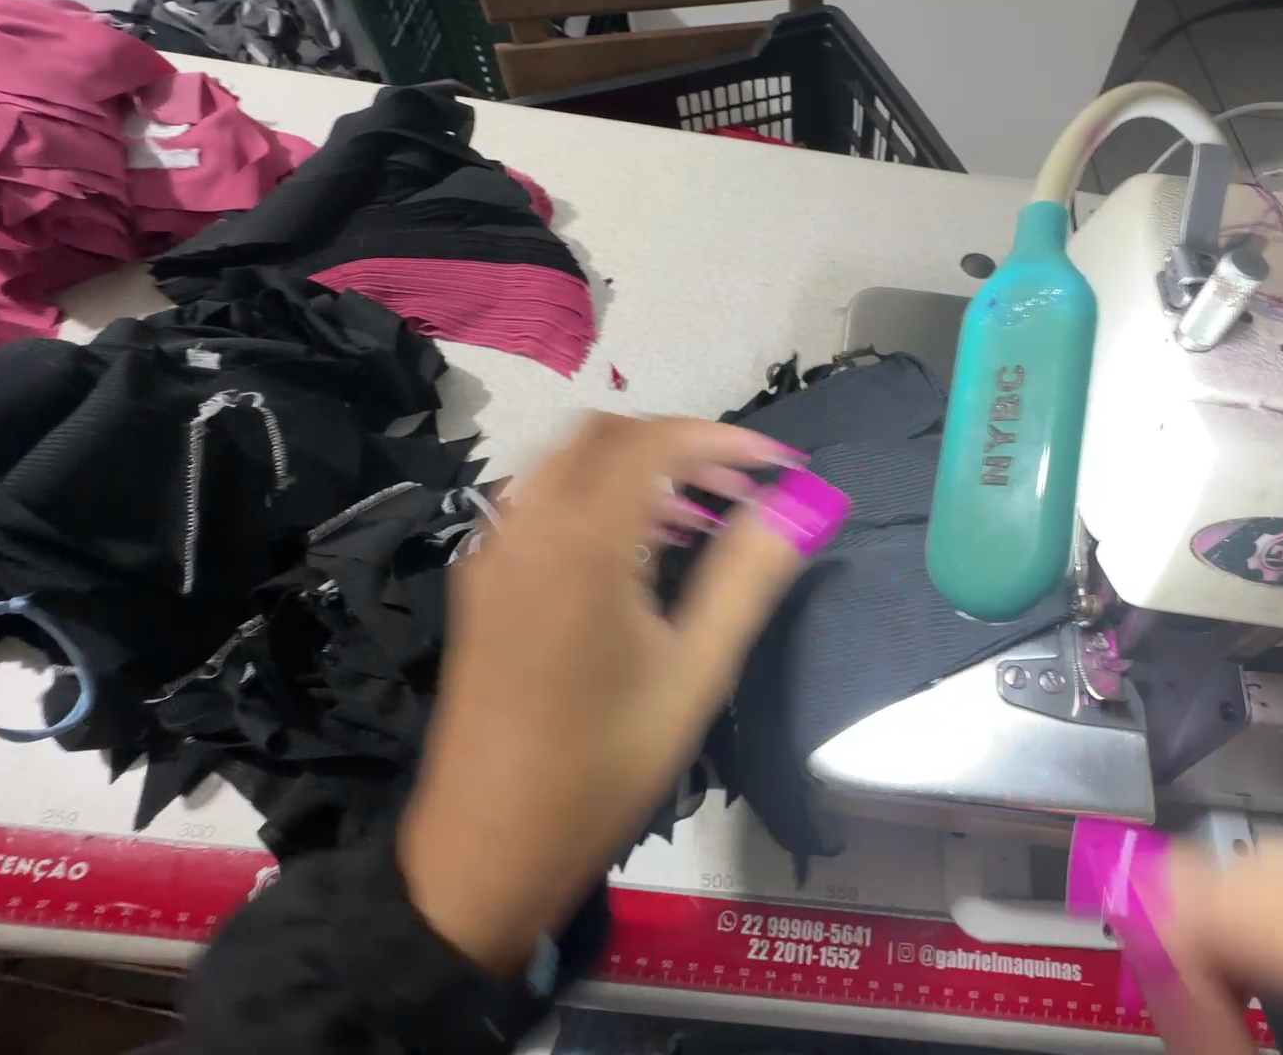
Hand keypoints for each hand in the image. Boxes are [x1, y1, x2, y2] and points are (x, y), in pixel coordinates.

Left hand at [398, 414, 831, 972]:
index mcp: (580, 544)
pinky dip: (597, 499)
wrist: (488, 847)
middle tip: (739, 488)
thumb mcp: (697, 671)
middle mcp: (525, 528)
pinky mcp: (483, 583)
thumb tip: (799, 508)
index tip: (778, 464)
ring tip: (699, 518)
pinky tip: (638, 553)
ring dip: (637, 470)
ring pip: (568, 465)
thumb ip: (749, 576)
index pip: (654, 444)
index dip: (724, 441)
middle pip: (604, 435)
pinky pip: (542, 505)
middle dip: (678, 445)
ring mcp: (494, 554)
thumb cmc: (605, 765)